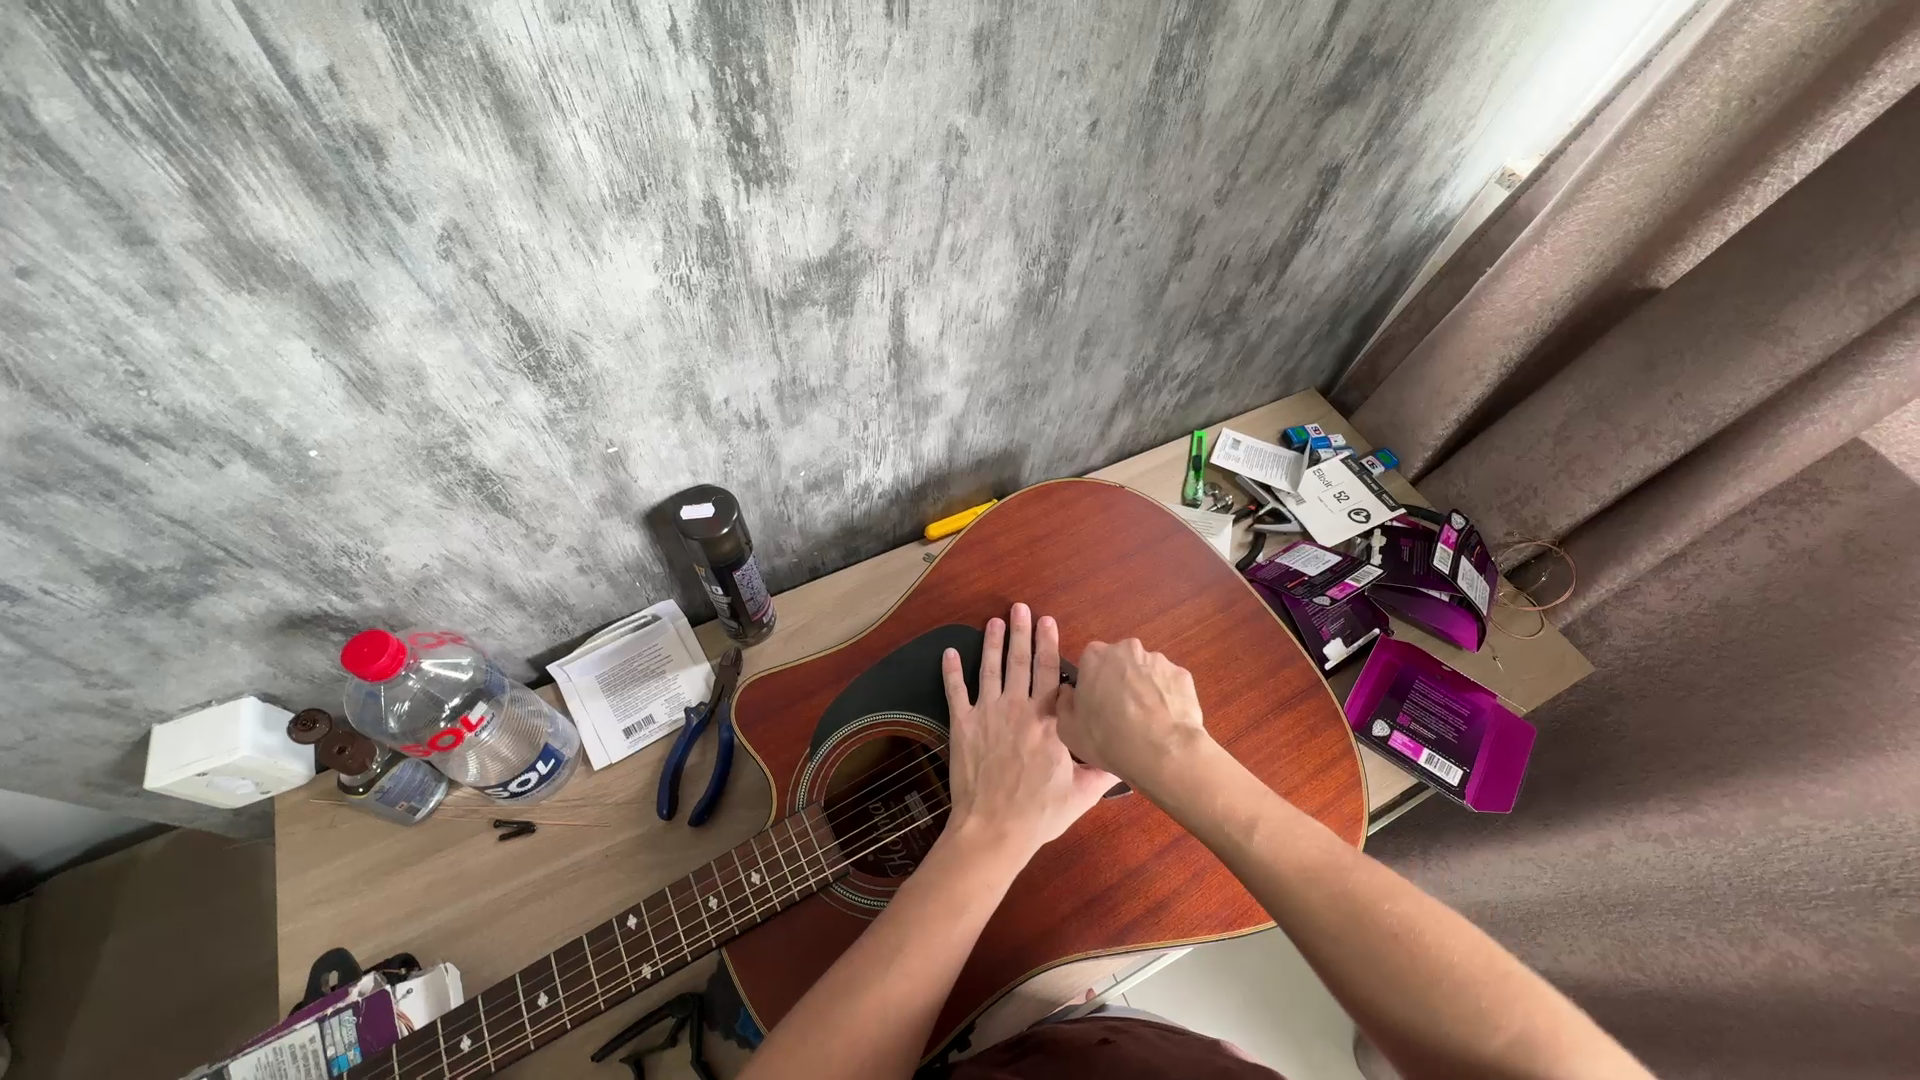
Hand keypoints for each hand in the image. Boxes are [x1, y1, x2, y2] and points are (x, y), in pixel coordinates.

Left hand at [941, 604, 1117, 861]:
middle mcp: (1019, 708)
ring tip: (995, 620)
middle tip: (1022, 608)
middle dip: (1023, 632)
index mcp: (1049, 721)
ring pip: (991, 669)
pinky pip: (955, 692)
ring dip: (993, 642)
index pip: (1051, 674)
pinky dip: (952, 671)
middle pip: (1022, 662)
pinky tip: (949, 652)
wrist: (994, 828)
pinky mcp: (963, 725)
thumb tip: (1124, 761)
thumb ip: (1101, 772)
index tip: (1050, 623)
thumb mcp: (1080, 795)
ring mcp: (988, 714)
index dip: (1050, 646)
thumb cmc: (1039, 814)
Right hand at [1055, 639, 1210, 790]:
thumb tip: (1068, 693)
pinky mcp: (1182, 675)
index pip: (1089, 662)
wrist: (1161, 752)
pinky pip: (1169, 684)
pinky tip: (1165, 721)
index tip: (1095, 704)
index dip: (1092, 683)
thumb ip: (1064, 703)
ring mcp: (1158, 660)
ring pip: (1146, 672)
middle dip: (1119, 681)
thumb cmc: (1107, 739)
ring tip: (1146, 721)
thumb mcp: (1068, 729)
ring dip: (1144, 689)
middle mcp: (1127, 649)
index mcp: (1094, 656)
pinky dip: (1166, 698)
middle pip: (1119, 663)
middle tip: (1120, 713)